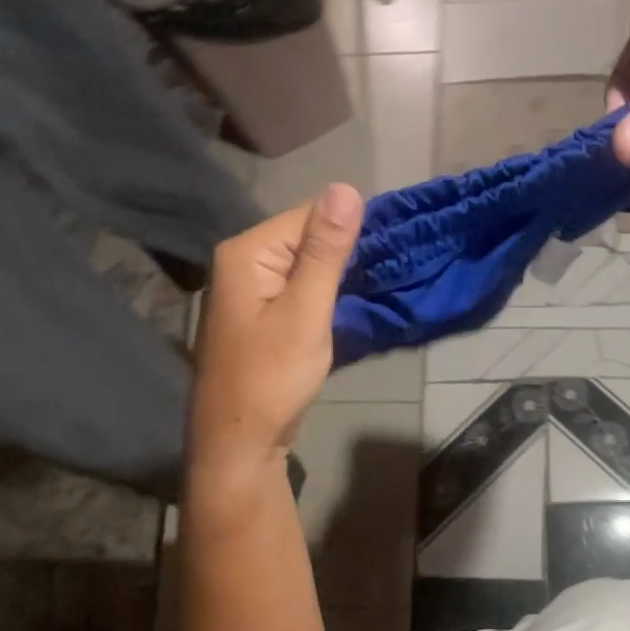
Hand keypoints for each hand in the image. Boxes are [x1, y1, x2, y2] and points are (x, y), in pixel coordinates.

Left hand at [189, 184, 362, 471]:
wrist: (239, 442)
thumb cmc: (272, 378)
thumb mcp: (306, 312)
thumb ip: (325, 251)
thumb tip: (346, 188)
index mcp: (246, 252)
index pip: (308, 214)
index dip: (349, 230)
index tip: (389, 251)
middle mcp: (241, 263)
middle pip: (304, 239)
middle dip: (344, 254)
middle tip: (387, 276)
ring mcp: (247, 292)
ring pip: (303, 267)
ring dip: (337, 278)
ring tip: (375, 291)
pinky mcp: (258, 317)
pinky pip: (297, 291)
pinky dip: (323, 297)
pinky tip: (346, 311)